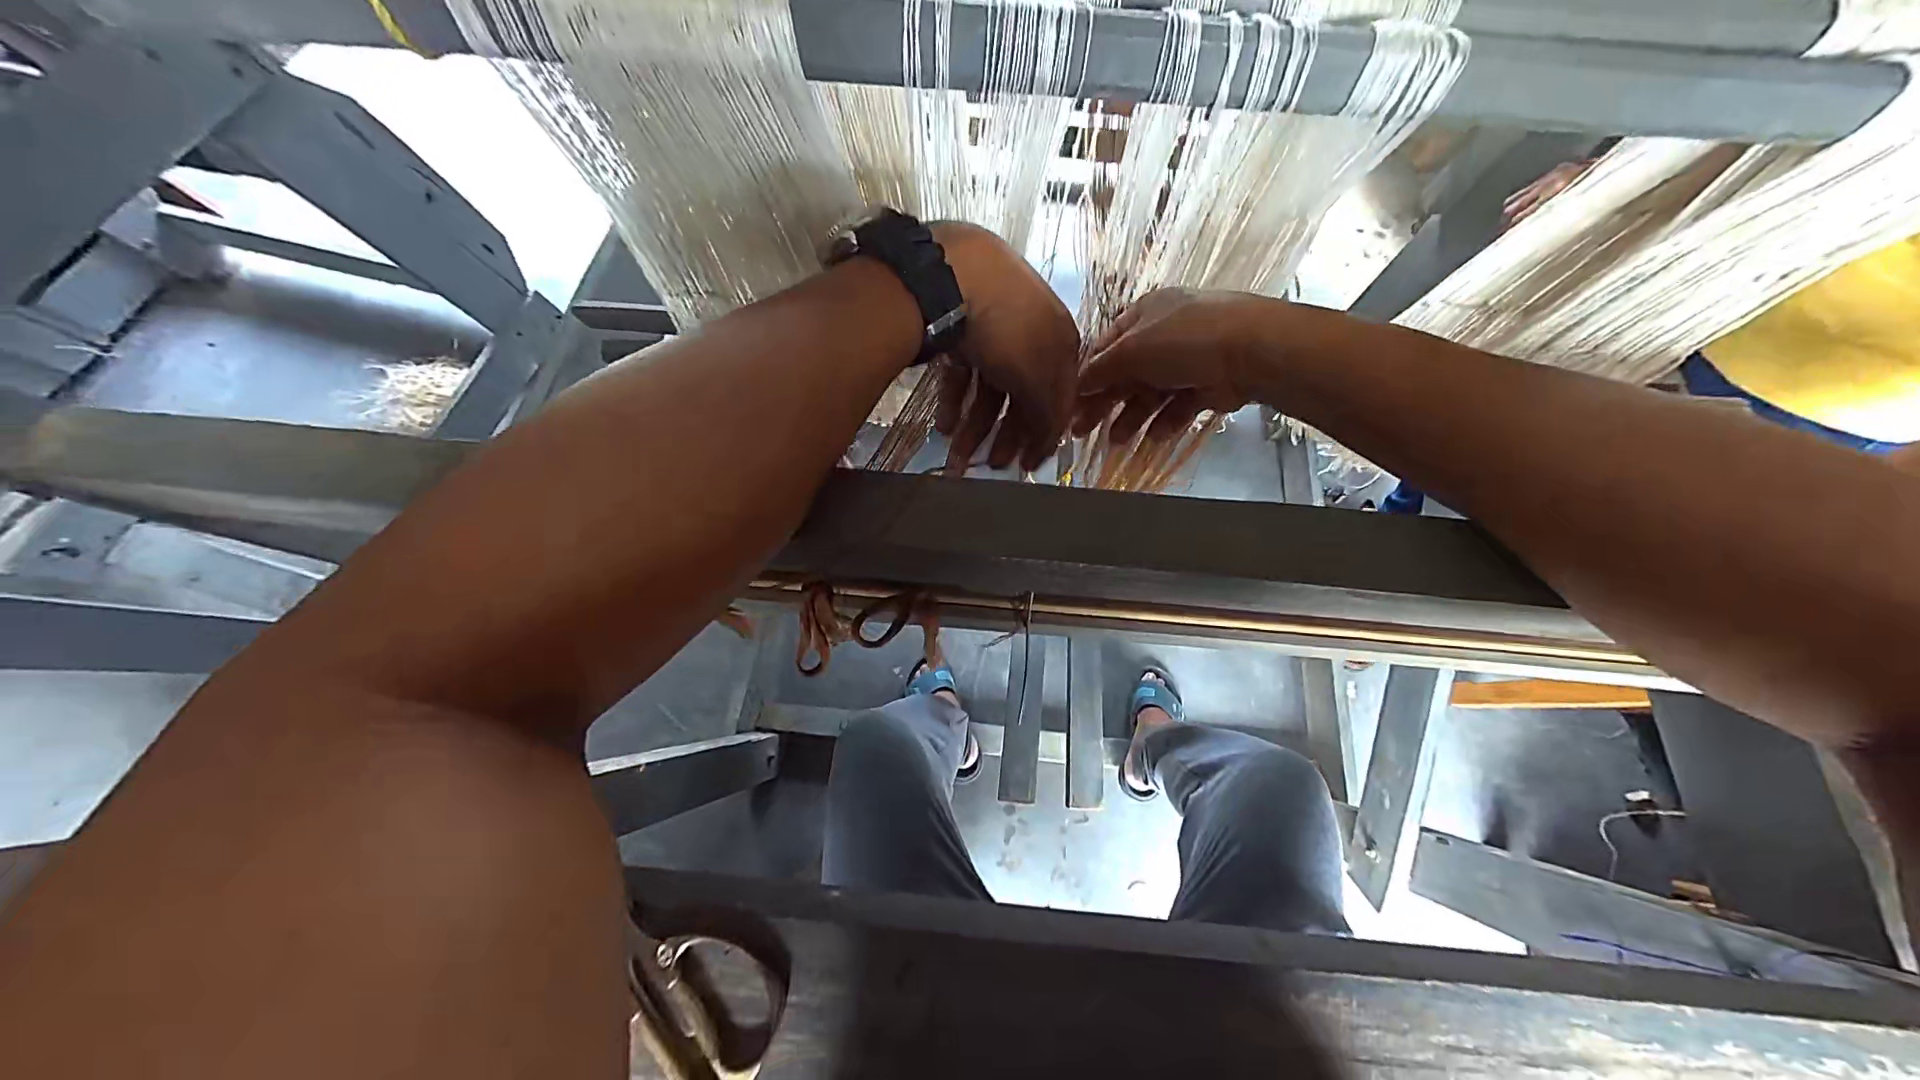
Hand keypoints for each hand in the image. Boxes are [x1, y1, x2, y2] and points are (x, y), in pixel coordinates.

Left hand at [930, 222, 1079, 473]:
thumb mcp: (1038, 376)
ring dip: (976, 426)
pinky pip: (962, 372)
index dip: (1044, 434)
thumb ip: (1048, 413)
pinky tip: (944, 426)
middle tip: (992, 466)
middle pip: (1021, 395)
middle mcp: (1030, 333)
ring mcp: (992, 328)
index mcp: (1060, 340)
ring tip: (958, 456)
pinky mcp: (958, 327)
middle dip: (1006, 436)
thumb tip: (1050, 440)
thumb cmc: (1008, 327)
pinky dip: (955, 400)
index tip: (1028, 465)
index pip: (1058, 396)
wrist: (953, 272)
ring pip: (988, 388)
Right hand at [1073, 287, 1271, 446]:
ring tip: (1116, 441)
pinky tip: (1152, 438)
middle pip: (1125, 374)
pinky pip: (1177, 407)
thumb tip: (1075, 385)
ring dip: (1130, 418)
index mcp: (1144, 315)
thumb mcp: (1131, 351)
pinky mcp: (1207, 385)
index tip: (1070, 404)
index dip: (1086, 376)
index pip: (1105, 347)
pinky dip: (1164, 422)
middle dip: (1103, 404)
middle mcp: (1164, 335)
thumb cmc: (1184, 340)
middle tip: (1080, 432)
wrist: (1252, 350)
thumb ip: (1099, 371)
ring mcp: (1188, 361)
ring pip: (1150, 394)